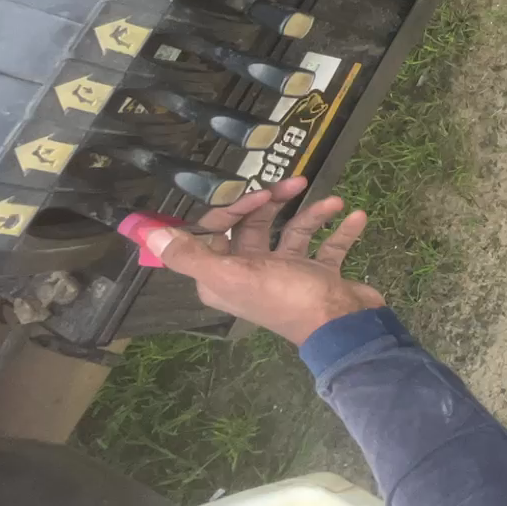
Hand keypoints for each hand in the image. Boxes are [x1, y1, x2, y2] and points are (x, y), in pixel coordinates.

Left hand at [142, 176, 384, 344]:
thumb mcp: (233, 276)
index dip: (236, 207)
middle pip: (257, 227)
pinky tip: (357, 217)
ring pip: (295, 233)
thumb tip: (149, 234)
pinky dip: (342, 231)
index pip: (219, 231)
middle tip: (298, 183)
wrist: (341, 323)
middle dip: (275, 203)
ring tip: (336, 201)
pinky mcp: (320, 274)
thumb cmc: (286, 297)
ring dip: (316, 214)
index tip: (262, 192)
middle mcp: (252, 272)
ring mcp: (290, 273)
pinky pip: (329, 246)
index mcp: (224, 275)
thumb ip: (189, 255)